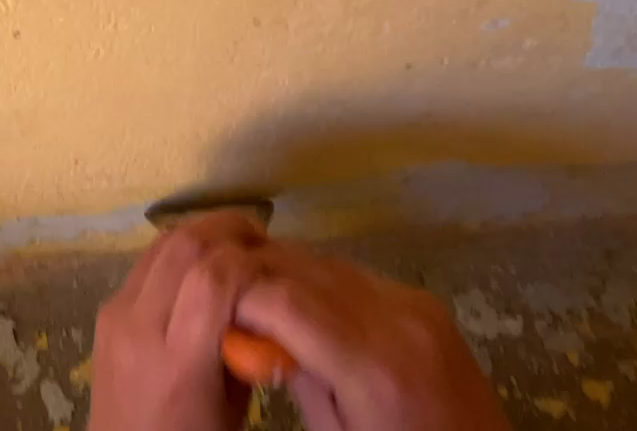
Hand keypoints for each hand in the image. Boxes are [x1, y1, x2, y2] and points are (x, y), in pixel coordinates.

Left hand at [88, 212, 265, 430]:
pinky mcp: (106, 307)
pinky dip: (178, 250)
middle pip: (183, 247)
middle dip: (225, 230)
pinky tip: (202, 260)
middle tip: (259, 236)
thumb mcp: (233, 409)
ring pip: (161, 244)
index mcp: (178, 364)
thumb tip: (260, 293)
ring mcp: (115, 312)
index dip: (246, 261)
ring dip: (201, 232)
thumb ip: (244, 348)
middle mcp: (139, 327)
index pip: (212, 280)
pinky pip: (146, 261)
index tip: (272, 262)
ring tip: (234, 240)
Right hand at [236, 242, 509, 430]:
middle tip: (222, 294)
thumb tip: (249, 328)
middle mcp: (398, 322)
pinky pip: (354, 274)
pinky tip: (303, 303)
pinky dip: (319, 281)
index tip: (211, 308)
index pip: (284, 300)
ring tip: (257, 296)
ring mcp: (416, 305)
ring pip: (325, 261)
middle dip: (255, 274)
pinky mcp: (425, 302)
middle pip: (303, 269)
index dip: (239, 295)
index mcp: (376, 370)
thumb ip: (295, 376)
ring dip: (285, 271)